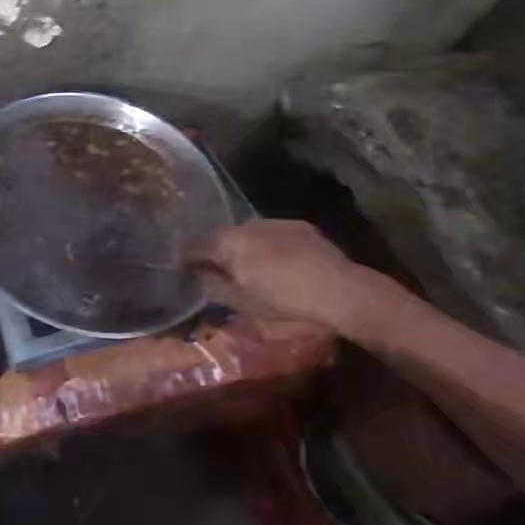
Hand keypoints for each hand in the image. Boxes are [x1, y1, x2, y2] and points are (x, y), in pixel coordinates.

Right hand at [189, 219, 410, 340]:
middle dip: (217, 253)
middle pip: (221, 238)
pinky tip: (279, 264)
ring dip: (244, 248)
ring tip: (252, 269)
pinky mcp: (298, 225)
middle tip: (219, 273)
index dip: (187, 259)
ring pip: (248, 234)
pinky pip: (272, 234)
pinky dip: (268, 246)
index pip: (195, 246)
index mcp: (227, 242)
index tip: (184, 270)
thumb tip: (196, 275)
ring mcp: (274, 221)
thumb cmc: (283, 300)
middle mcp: (246, 224)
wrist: (339, 290)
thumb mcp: (240, 302)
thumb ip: (212, 286)